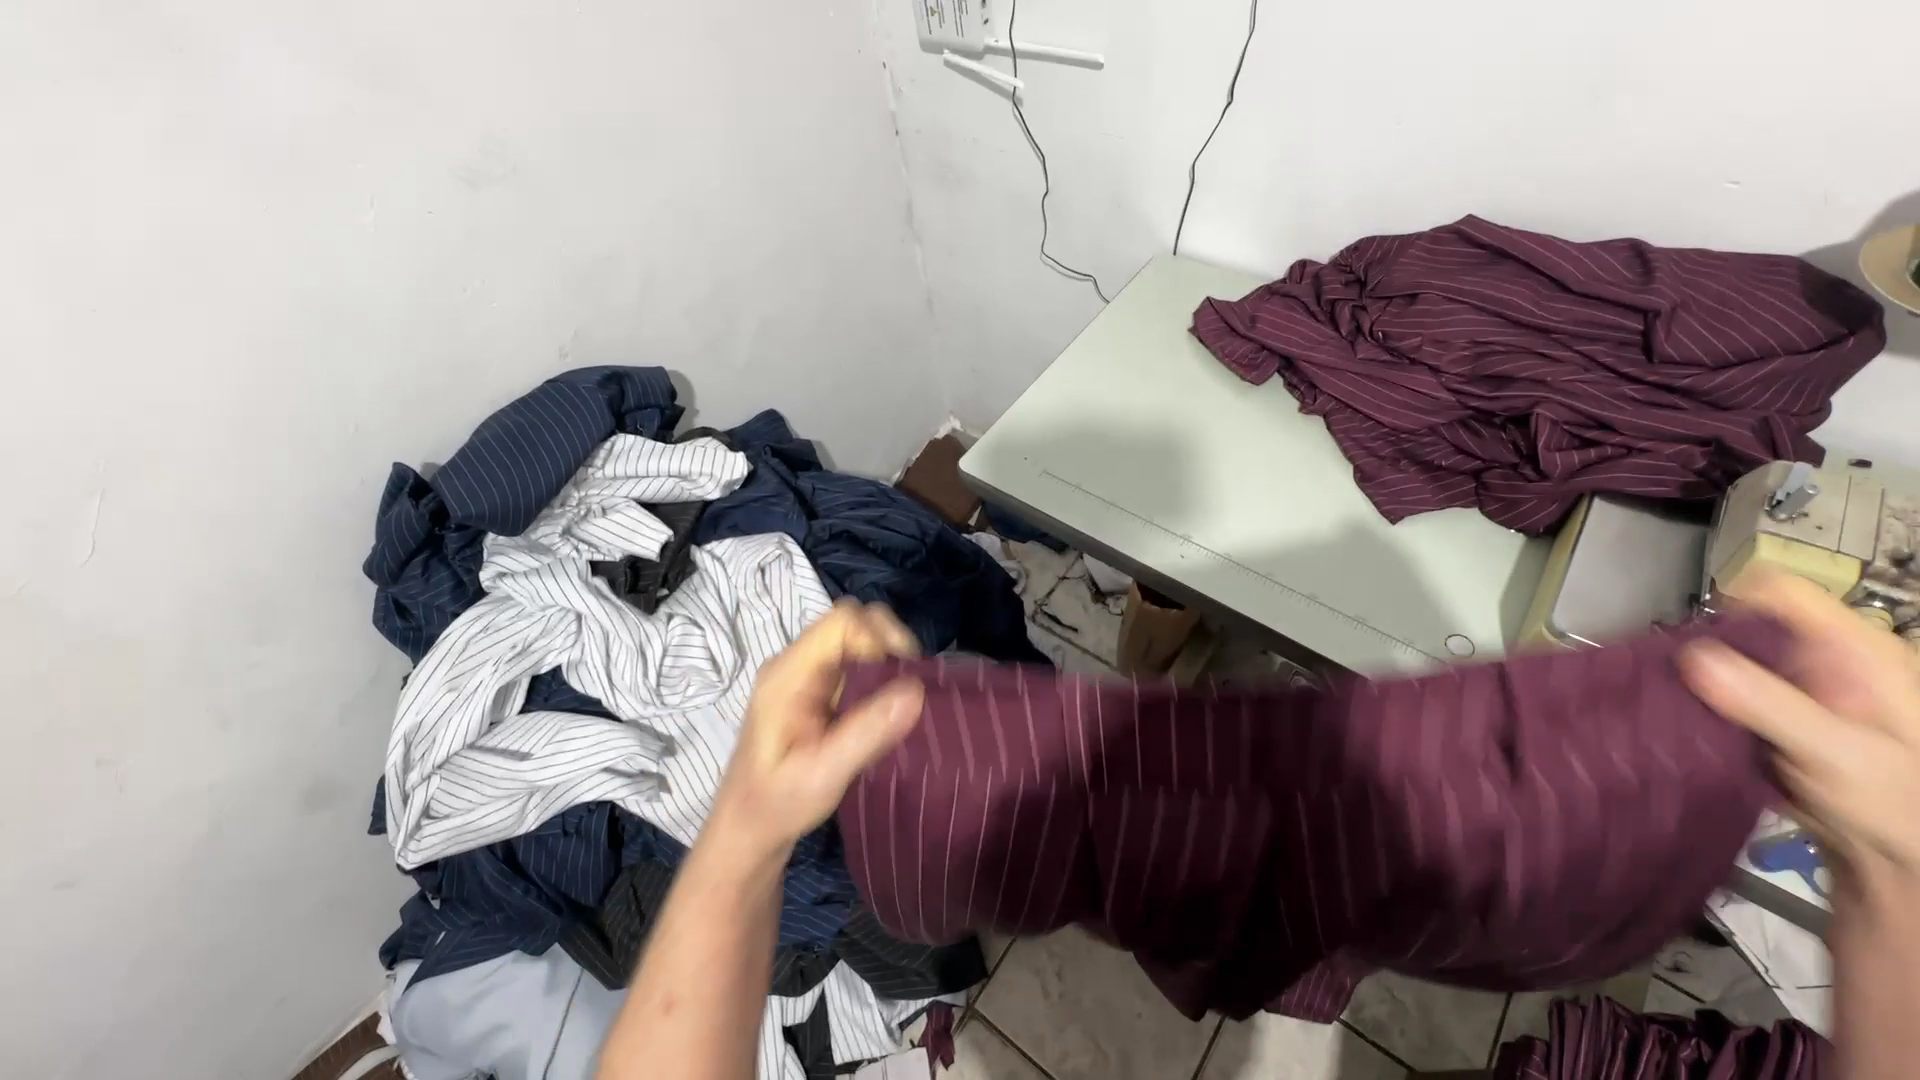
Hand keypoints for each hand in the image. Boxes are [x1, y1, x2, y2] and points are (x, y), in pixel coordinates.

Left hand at [710, 599, 925, 856]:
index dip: (879, 639)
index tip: (900, 680)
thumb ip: (867, 732)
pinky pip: (858, 664)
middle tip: (908, 687)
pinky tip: (888, 711)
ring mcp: (809, 676)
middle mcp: (798, 664)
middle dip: (889, 645)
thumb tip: (916, 690)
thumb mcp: (823, 775)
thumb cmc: (777, 805)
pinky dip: (881, 678)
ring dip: (888, 662)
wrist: (748, 830)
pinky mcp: (820, 691)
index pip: (843, 621)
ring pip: (859, 640)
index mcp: (788, 674)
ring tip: (902, 701)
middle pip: (853, 621)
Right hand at [1679, 570, 1919, 884]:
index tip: (1700, 646)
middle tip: (1683, 685)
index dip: (1735, 606)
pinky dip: (1702, 700)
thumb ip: (1771, 704)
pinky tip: (1694, 724)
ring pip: (1727, 655)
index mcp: (1854, 651)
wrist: (1895, 857)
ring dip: (1699, 677)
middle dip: (1705, 646)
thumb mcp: (1838, 753)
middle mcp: (1824, 658)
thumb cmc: (1892, 803)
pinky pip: (1722, 688)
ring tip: (1682, 707)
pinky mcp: (1772, 711)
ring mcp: (1797, 685)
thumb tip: (1694, 656)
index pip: (1780, 591)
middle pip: (1745, 621)